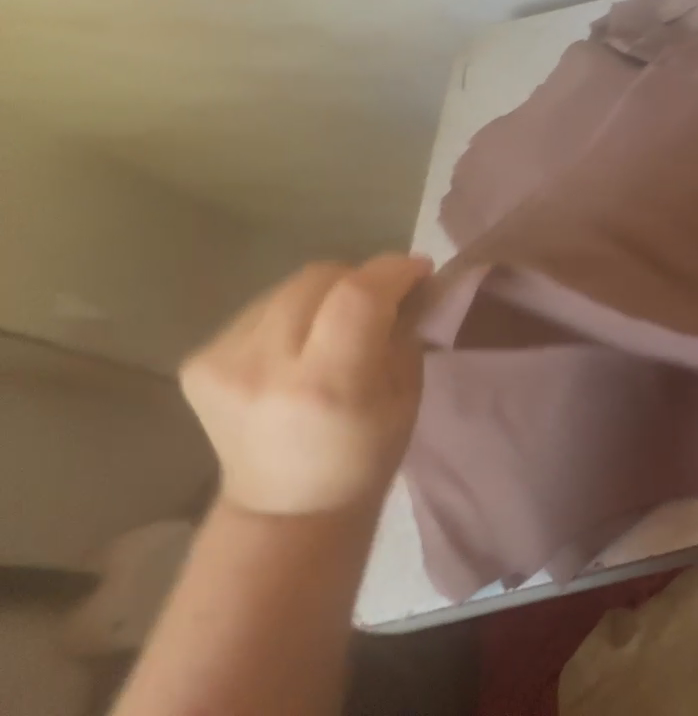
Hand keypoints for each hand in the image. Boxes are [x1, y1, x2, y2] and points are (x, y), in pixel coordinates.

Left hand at [179, 254, 432, 515]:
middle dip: (361, 278)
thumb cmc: (366, 452)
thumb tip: (408, 284)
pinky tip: (301, 344)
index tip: (420, 271)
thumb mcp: (406, 391)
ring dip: (325, 294)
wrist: (285, 505)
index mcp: (328, 382)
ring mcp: (221, 363)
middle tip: (384, 298)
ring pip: (288, 288)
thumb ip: (403, 331)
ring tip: (339, 323)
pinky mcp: (198, 363)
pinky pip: (260, 310)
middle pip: (318, 278)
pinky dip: (292, 314)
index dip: (394, 271)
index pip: (358, 295)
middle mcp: (265, 367)